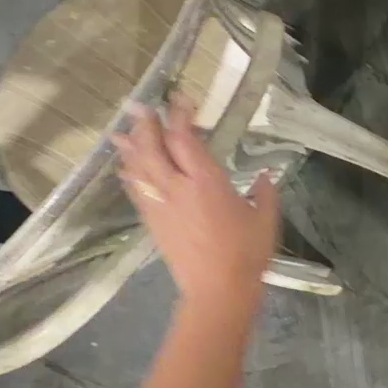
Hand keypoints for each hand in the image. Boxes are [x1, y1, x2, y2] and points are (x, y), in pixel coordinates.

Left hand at [113, 94, 279, 305]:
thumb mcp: (265, 217)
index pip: (186, 139)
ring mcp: (161, 204)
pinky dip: (131, 173)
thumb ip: (265, 192)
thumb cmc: (248, 251)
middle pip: (154, 147)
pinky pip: (136, 189)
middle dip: (146, 124)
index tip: (182, 99)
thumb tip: (265, 176)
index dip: (180, 116)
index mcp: (207, 181)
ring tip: (122, 129)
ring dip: (131, 145)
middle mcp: (177, 186)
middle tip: (140, 105)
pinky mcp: (154, 220)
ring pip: (139, 166)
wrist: (218, 288)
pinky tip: (127, 166)